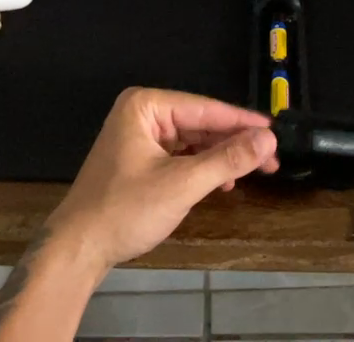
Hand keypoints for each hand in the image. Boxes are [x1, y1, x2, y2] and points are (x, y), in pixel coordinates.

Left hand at [43, 88, 278, 270]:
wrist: (78, 248)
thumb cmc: (125, 209)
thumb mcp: (182, 183)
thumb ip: (227, 159)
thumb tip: (268, 140)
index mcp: (146, 105)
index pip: (204, 108)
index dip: (242, 122)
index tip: (275, 132)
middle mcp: (142, 112)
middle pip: (199, 123)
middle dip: (234, 142)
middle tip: (271, 159)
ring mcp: (139, 135)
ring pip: (192, 140)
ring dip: (220, 156)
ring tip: (255, 171)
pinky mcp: (139, 157)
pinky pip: (180, 154)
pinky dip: (202, 167)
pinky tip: (224, 180)